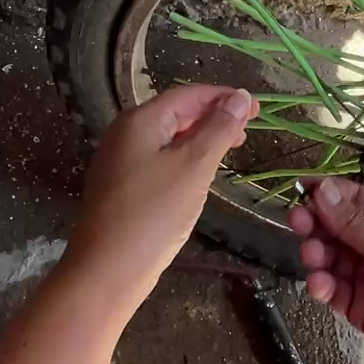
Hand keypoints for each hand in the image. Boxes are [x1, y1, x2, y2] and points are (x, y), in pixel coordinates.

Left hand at [69, 85, 256, 300]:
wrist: (109, 268)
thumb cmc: (153, 213)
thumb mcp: (194, 167)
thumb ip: (219, 129)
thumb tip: (239, 97)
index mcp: (139, 121)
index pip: (187, 95)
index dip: (222, 97)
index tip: (254, 106)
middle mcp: (124, 134)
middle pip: (175, 114)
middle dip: (213, 116)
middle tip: (248, 126)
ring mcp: (119, 162)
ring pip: (167, 138)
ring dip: (201, 137)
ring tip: (231, 146)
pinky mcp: (122, 187)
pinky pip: (158, 160)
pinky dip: (185, 158)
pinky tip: (200, 172)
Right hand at [286, 178, 363, 363]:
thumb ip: (356, 224)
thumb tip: (322, 190)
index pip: (355, 200)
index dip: (327, 193)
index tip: (300, 190)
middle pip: (336, 228)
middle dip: (316, 224)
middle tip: (298, 222)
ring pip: (330, 259)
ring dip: (317, 255)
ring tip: (313, 257)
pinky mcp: (358, 307)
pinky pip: (332, 290)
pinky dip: (322, 286)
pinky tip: (319, 286)